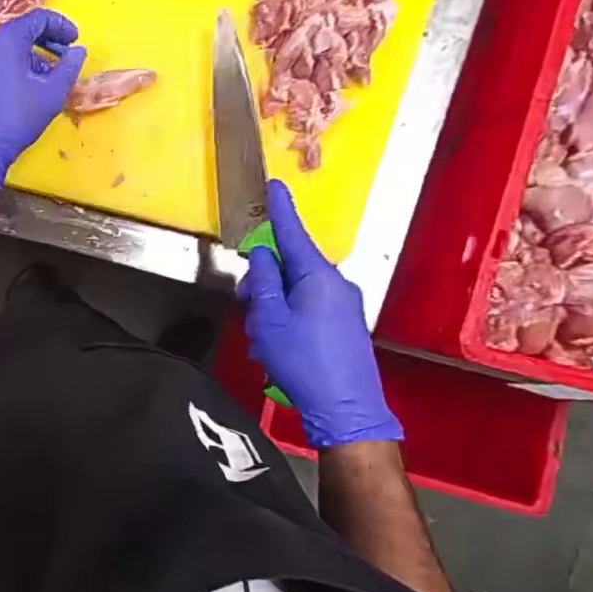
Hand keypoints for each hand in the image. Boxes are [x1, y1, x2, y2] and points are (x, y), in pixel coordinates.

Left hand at [0, 8, 87, 187]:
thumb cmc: (19, 117)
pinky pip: (4, 59)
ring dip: (37, 53)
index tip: (75, 39)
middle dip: (49, 39)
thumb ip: (70, 67)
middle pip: (24, 29)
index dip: (61, 25)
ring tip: (54, 72)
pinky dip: (22, 63)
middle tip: (67, 53)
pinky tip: (36, 82)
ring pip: (14, 45)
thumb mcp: (53, 92)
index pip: (38, 18)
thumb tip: (78, 52)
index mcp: (8, 39)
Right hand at [239, 180, 401, 448]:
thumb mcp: (269, 320)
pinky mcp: (343, 325)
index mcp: (318, 277)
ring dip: (271, 306)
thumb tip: (264, 254)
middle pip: (290, 266)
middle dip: (263, 281)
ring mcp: (342, 305)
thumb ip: (263, 282)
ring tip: (262, 338)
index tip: (275, 185)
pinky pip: (307, 308)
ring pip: (295, 291)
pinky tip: (276, 346)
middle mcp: (335, 284)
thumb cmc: (302, 361)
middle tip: (247, 307)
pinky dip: (285, 319)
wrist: (346, 406)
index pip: (293, 235)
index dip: (281, 210)